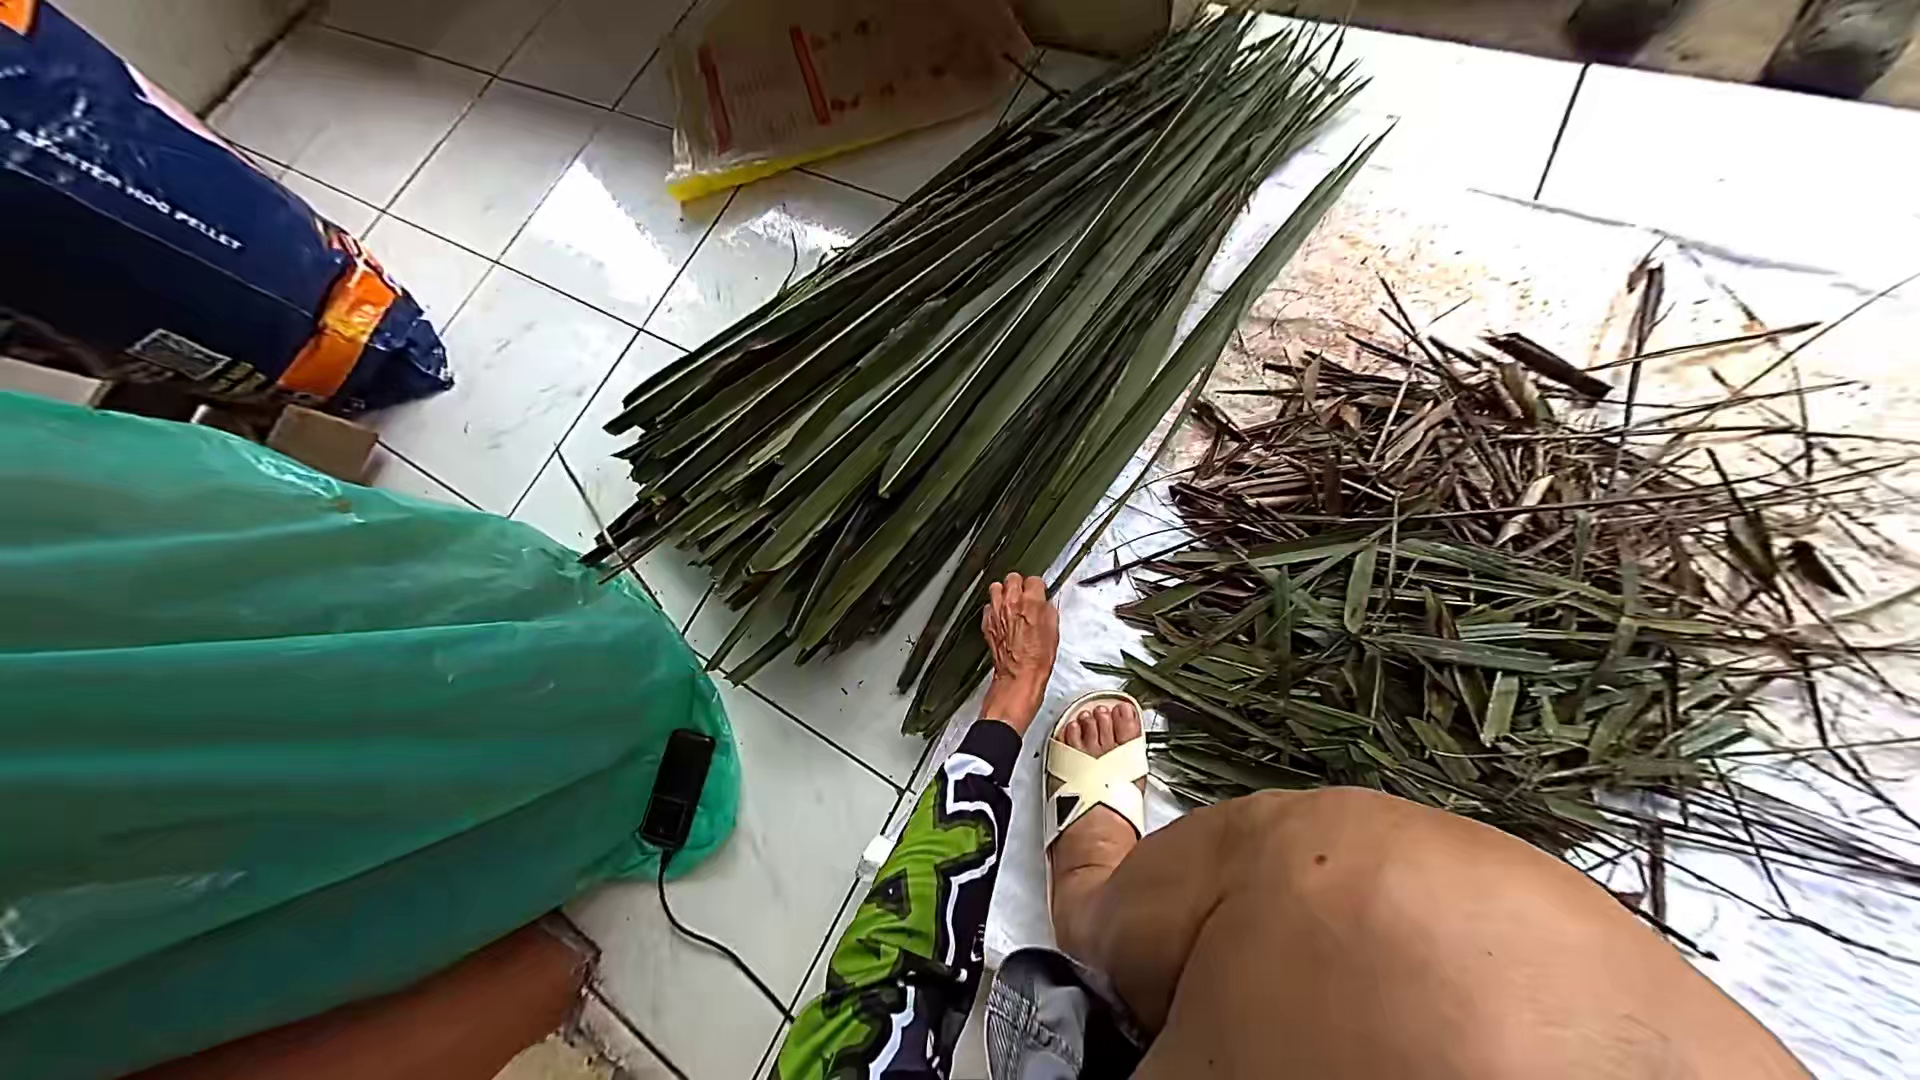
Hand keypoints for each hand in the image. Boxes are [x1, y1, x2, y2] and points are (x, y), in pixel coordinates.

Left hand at [979, 572, 1058, 733]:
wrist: (1019, 676)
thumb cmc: (1037, 658)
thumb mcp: (1053, 629)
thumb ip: (1047, 609)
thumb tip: (1044, 602)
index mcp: (1030, 601)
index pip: (1034, 579)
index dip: (1038, 587)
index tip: (1039, 593)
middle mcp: (1010, 603)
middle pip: (1012, 578)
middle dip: (1020, 585)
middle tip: (1025, 596)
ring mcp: (995, 612)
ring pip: (996, 588)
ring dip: (1004, 593)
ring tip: (1011, 602)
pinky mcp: (987, 623)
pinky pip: (989, 607)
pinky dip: (995, 609)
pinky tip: (1003, 618)